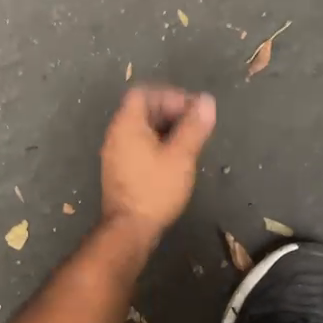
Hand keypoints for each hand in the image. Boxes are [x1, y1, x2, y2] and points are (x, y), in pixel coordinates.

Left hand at [100, 85, 215, 243]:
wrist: (129, 229)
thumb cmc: (155, 190)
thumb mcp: (181, 156)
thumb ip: (194, 127)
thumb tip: (207, 101)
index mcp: (127, 124)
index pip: (145, 93)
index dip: (171, 96)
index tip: (193, 110)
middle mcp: (116, 135)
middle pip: (142, 110)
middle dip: (171, 113)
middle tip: (196, 126)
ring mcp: (115, 155)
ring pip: (142, 130)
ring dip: (166, 130)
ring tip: (190, 143)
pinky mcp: (120, 172)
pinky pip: (139, 147)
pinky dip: (157, 146)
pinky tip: (175, 160)